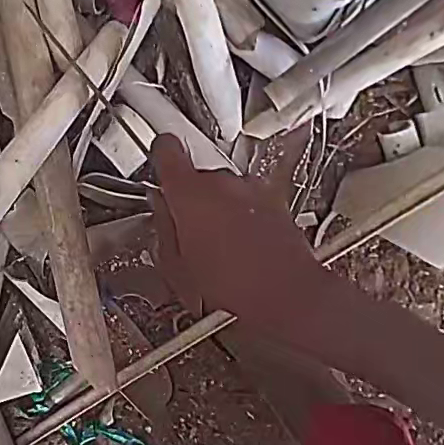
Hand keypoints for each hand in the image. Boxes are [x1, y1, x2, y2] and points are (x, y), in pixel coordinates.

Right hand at [149, 136, 385, 357]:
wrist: (285, 295)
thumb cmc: (231, 285)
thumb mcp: (175, 264)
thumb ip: (162, 226)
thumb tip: (160, 208)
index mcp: (189, 193)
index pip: (166, 149)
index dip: (159, 154)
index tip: (158, 161)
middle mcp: (221, 182)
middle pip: (196, 174)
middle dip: (189, 197)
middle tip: (185, 229)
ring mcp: (250, 189)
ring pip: (222, 188)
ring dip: (217, 207)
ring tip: (215, 243)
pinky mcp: (274, 200)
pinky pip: (246, 199)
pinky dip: (240, 214)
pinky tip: (238, 244)